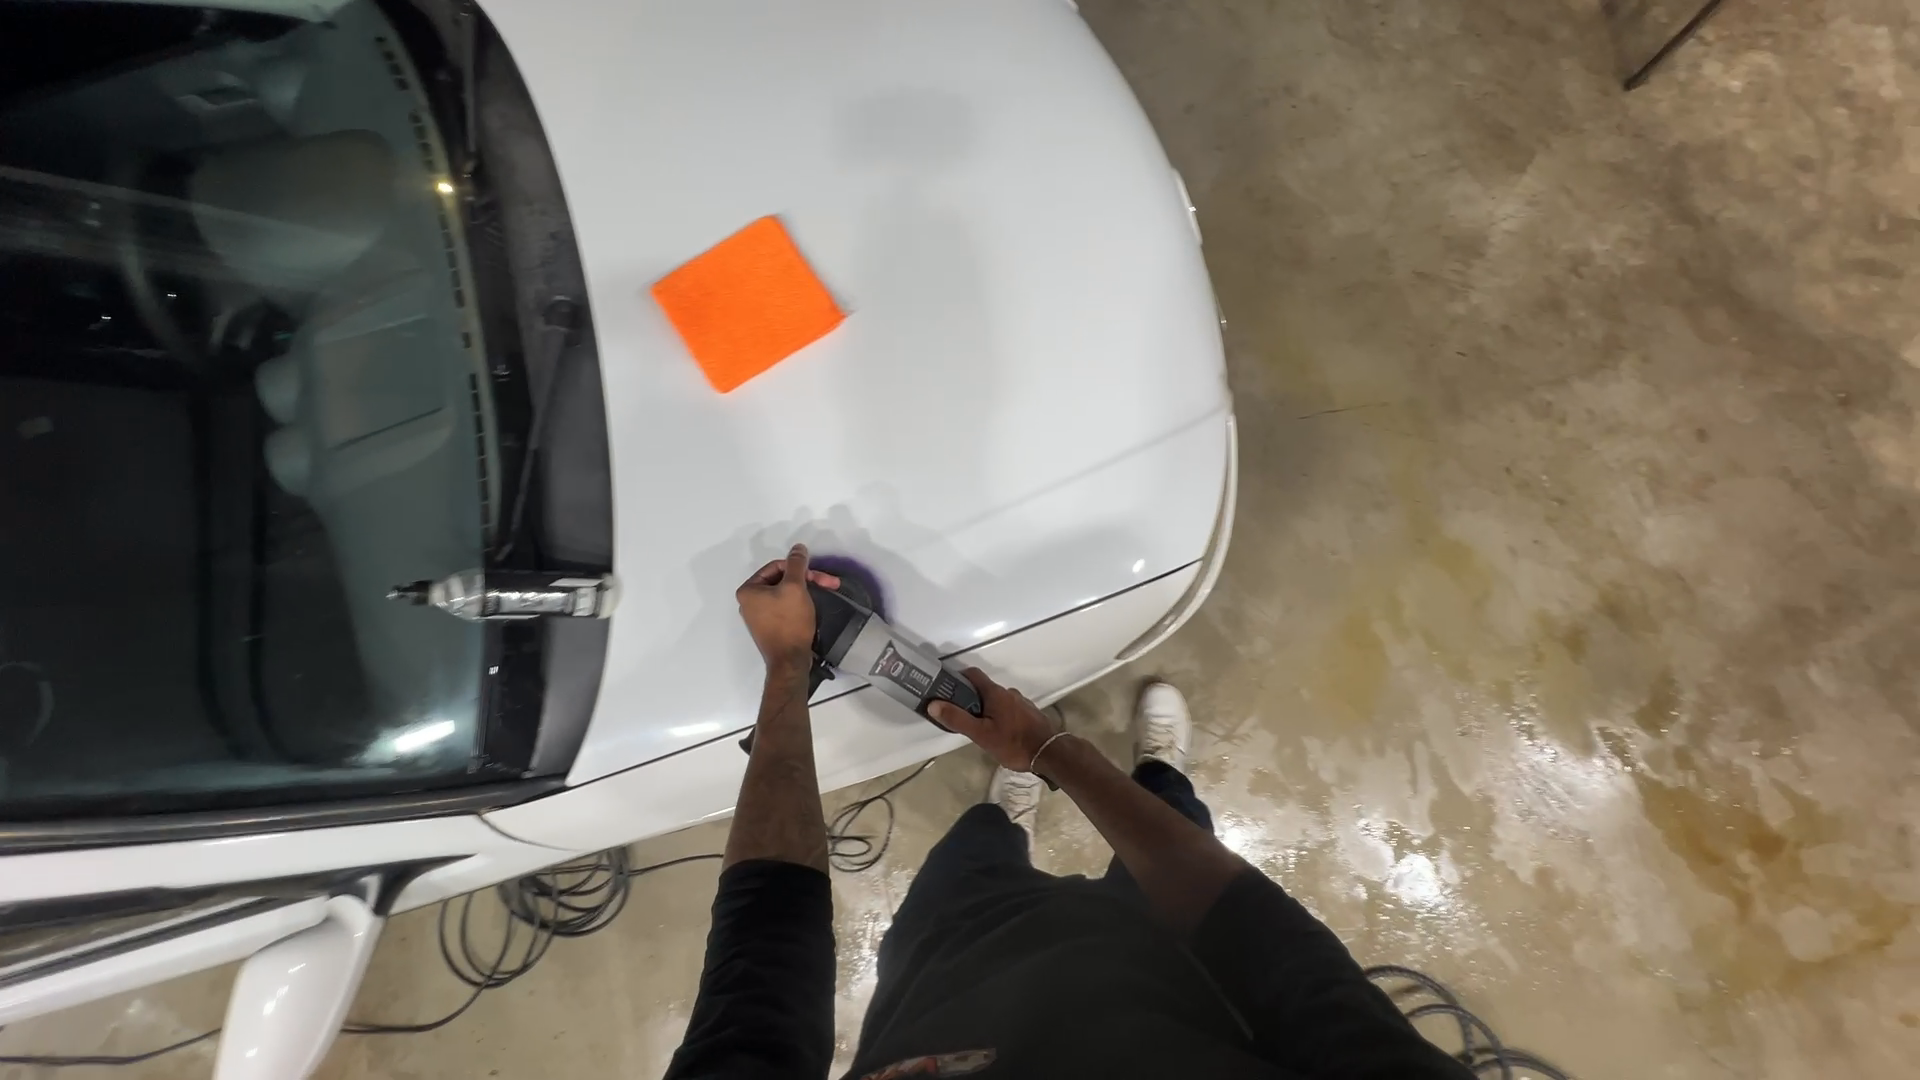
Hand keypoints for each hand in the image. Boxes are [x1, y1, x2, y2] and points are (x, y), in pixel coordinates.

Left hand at [736, 544, 840, 668]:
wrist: (790, 661)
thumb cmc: (790, 622)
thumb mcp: (795, 587)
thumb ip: (797, 564)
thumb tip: (798, 547)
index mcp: (748, 590)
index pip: (777, 567)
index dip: (800, 568)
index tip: (819, 576)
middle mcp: (748, 602)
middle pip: (782, 580)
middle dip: (806, 580)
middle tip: (829, 583)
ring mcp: (757, 616)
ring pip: (784, 593)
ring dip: (805, 591)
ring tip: (823, 595)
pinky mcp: (769, 628)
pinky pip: (783, 607)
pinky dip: (798, 604)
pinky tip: (810, 608)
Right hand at [928, 667, 1059, 771]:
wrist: (1049, 753)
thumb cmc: (1013, 743)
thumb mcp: (981, 734)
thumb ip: (958, 719)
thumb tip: (934, 704)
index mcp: (995, 693)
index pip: (973, 674)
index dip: (959, 677)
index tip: (946, 688)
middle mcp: (1008, 693)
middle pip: (984, 689)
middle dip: (970, 699)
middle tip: (958, 715)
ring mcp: (1020, 703)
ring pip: (996, 701)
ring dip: (985, 709)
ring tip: (977, 729)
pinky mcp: (1028, 714)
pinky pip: (1008, 710)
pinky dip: (998, 716)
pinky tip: (997, 733)